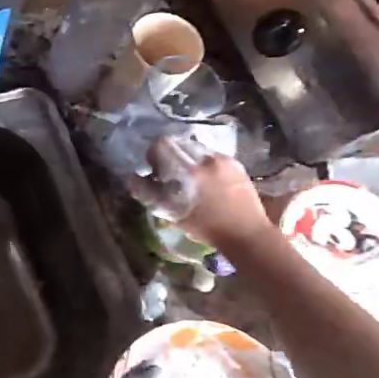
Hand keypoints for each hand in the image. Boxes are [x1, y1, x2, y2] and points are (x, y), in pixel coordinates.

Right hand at [148, 139, 277, 253]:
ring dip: (189, 159)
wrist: (247, 234)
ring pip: (197, 149)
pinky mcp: (236, 163)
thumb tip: (131, 178)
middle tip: (172, 175)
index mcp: (187, 169)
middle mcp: (205, 158)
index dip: (154, 155)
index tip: (156, 171)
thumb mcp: (171, 212)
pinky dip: (206, 164)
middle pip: (179, 143)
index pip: (162, 145)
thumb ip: (149, 193)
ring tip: (192, 178)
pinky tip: (209, 181)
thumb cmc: (205, 227)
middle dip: (171, 156)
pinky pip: (213, 156)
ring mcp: (223, 159)